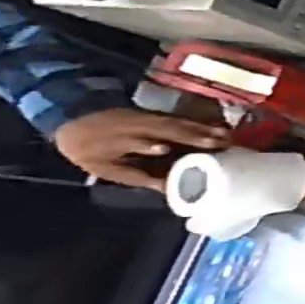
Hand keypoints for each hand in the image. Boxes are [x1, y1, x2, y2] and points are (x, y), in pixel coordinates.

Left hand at [54, 108, 231, 189]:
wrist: (78, 123)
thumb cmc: (92, 152)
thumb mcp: (105, 168)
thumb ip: (136, 177)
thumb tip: (166, 188)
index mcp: (116, 141)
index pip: (133, 142)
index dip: (146, 145)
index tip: (164, 150)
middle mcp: (135, 127)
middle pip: (166, 130)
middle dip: (190, 136)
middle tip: (219, 144)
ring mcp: (149, 119)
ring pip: (178, 123)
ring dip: (203, 129)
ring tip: (226, 137)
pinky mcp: (158, 115)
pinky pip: (182, 119)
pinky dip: (201, 124)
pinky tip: (218, 128)